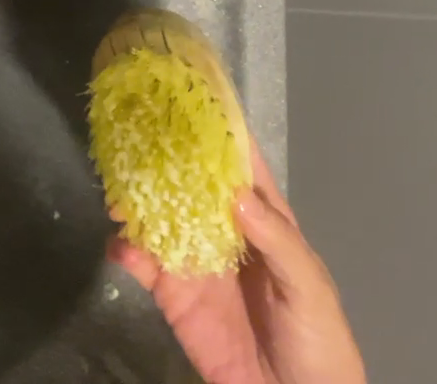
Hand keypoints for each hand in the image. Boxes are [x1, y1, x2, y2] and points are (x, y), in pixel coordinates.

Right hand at [109, 141, 364, 383]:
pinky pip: (141, 262)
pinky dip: (125, 250)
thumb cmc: (319, 342)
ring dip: (134, 200)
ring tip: (117, 196)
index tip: (186, 93)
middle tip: (130, 136)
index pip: (237, 162)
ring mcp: (193, 257)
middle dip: (161, 157)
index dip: (215, 128)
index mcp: (261, 217)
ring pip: (157, 213)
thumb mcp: (310, 290)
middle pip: (187, 180)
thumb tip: (235, 195)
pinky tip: (122, 248)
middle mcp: (222, 226)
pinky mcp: (171, 291)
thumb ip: (277, 242)